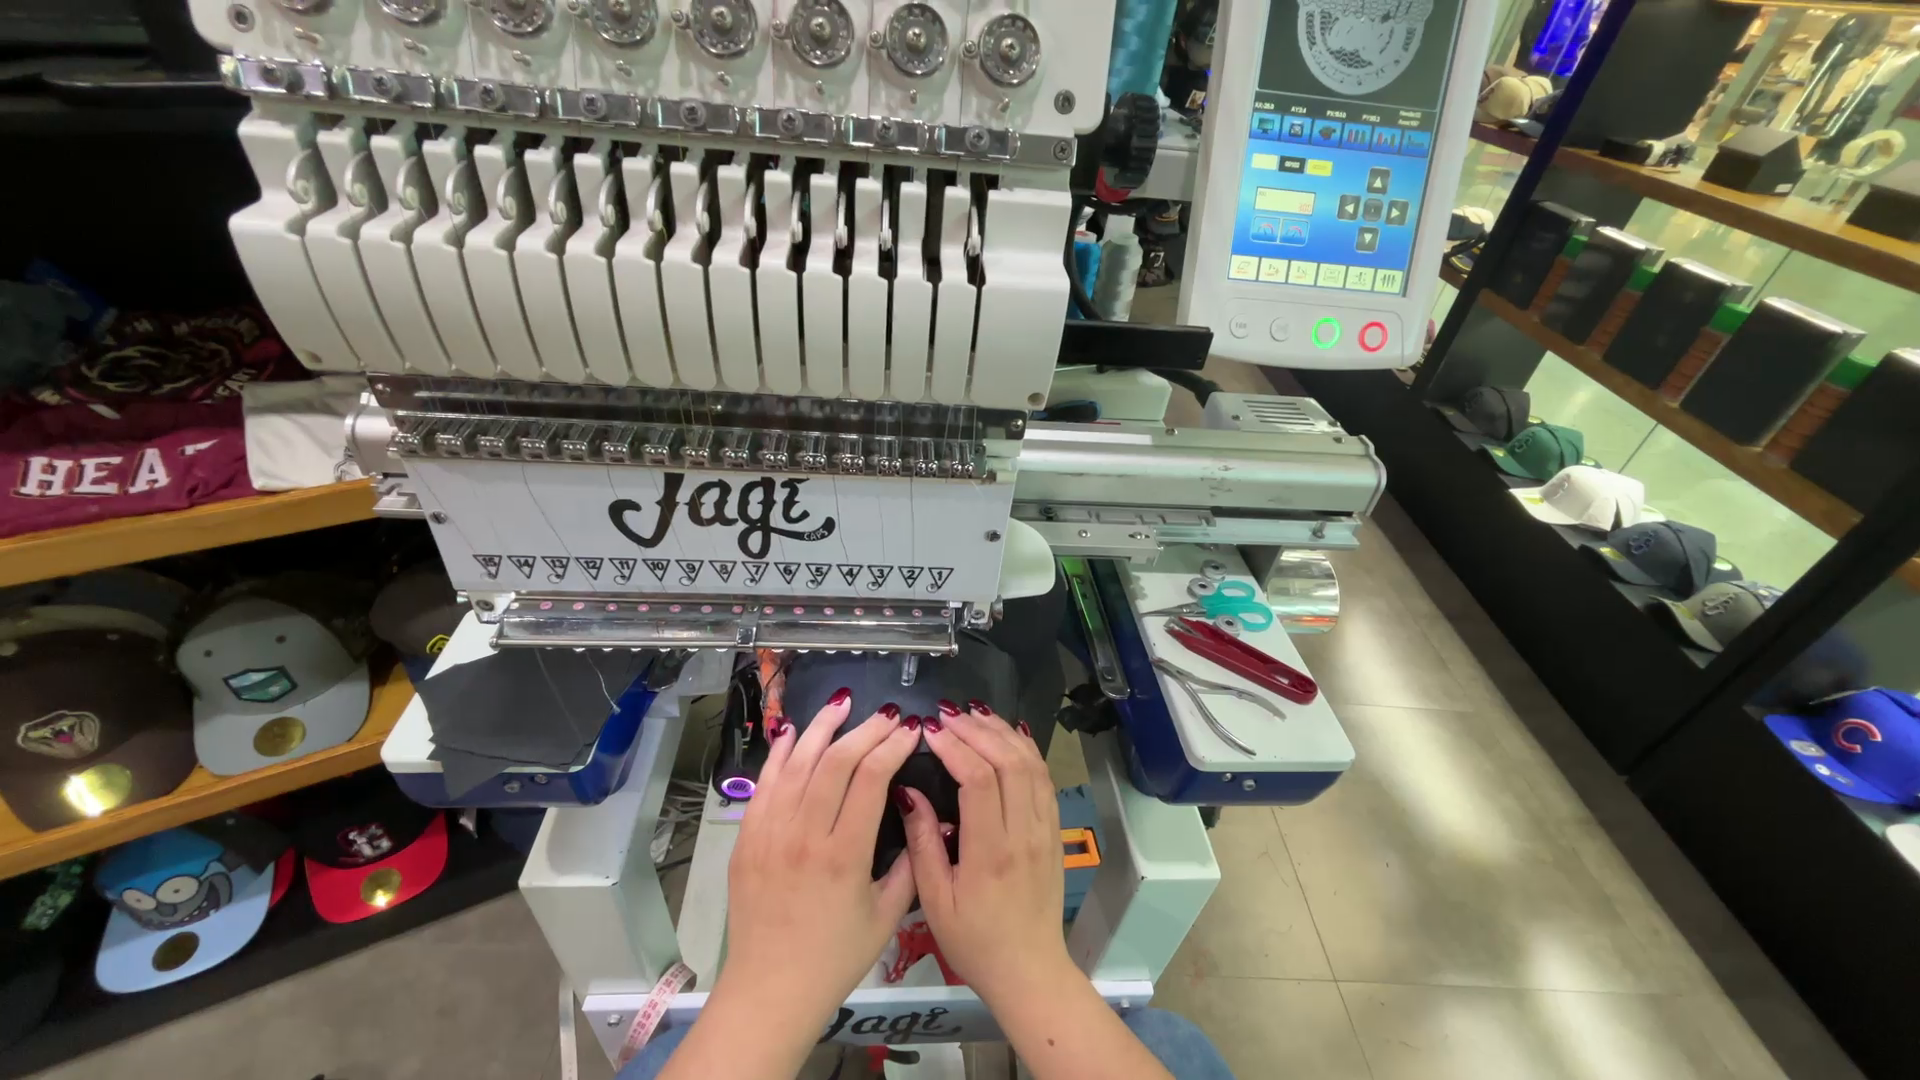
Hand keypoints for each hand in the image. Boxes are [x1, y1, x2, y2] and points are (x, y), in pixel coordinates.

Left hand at [712, 691, 920, 1030]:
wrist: (770, 989)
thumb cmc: (835, 957)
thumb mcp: (887, 917)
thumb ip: (909, 864)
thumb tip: (920, 815)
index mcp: (844, 855)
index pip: (871, 779)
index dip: (893, 746)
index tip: (911, 730)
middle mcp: (804, 836)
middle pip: (835, 762)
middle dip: (866, 730)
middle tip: (888, 714)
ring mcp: (769, 834)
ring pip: (796, 764)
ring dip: (822, 729)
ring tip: (843, 704)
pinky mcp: (746, 839)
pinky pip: (764, 785)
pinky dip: (779, 754)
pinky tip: (793, 733)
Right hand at [898, 701, 1072, 1005]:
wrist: (1029, 969)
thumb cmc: (974, 941)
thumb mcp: (935, 901)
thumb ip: (923, 843)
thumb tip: (908, 792)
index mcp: (992, 852)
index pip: (980, 780)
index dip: (956, 747)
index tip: (930, 729)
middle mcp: (1025, 833)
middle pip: (1010, 762)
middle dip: (978, 730)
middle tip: (948, 714)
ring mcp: (1045, 829)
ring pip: (1032, 764)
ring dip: (1003, 733)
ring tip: (974, 715)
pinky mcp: (1054, 831)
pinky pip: (1045, 778)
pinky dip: (1027, 749)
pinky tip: (1009, 734)